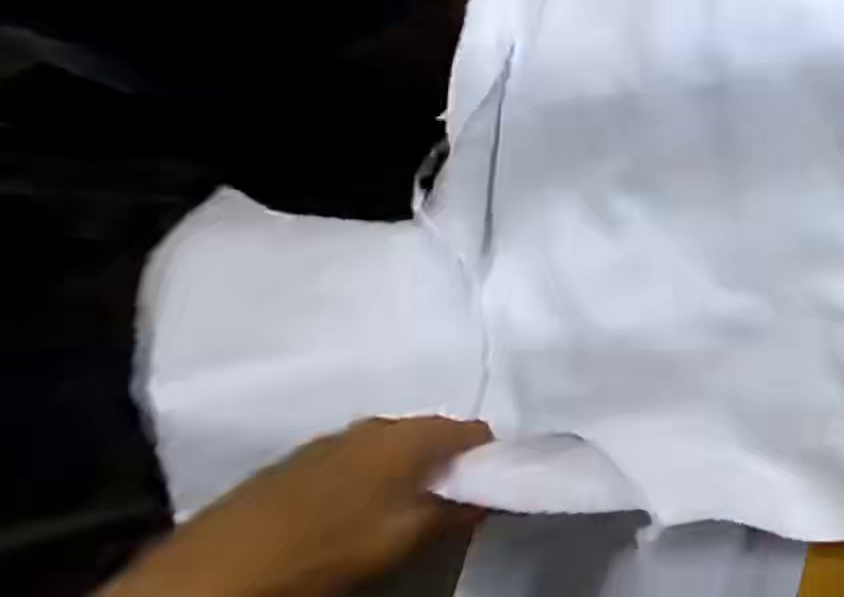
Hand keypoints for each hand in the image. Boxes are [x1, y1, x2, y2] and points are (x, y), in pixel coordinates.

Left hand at [106, 416, 492, 596]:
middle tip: (436, 508)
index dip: (487, 461)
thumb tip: (489, 494)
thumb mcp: (402, 539)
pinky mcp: (287, 463)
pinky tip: (338, 516)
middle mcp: (377, 422)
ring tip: (386, 514)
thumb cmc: (321, 552)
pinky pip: (346, 462)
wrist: (195, 585)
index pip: (477, 431)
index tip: (482, 493)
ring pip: (387, 447)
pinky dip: (356, 482)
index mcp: (411, 432)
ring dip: (397, 473)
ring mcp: (327, 439)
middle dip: (440, 466)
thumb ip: (454, 511)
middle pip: (432, 435)